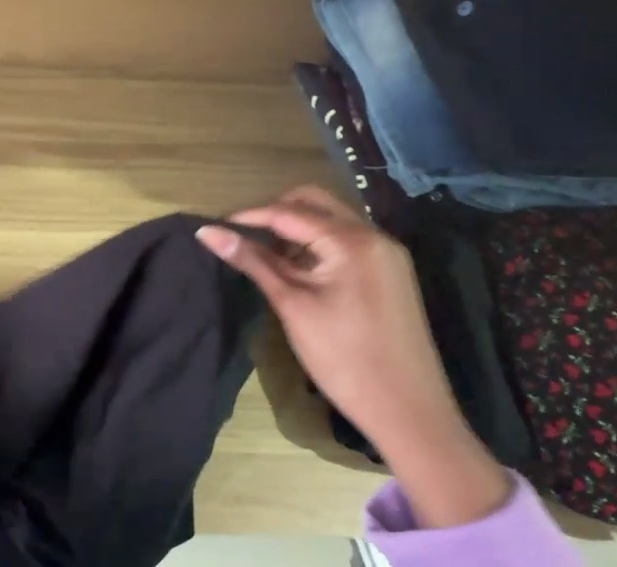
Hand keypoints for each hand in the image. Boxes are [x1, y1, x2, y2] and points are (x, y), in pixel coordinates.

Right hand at [195, 186, 449, 444]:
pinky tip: (297, 269)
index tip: (216, 226)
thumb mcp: (292, 305)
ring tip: (266, 256)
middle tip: (243, 237)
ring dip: (296, 228)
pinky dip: (317, 244)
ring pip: (331, 220)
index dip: (249, 216)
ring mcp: (387, 255)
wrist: (410, 413)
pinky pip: (346, 240)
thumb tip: (206, 231)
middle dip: (275, 213)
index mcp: (352, 242)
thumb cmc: (345, 358)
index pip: (289, 212)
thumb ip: (251, 261)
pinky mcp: (390, 273)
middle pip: (314, 203)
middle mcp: (374, 237)